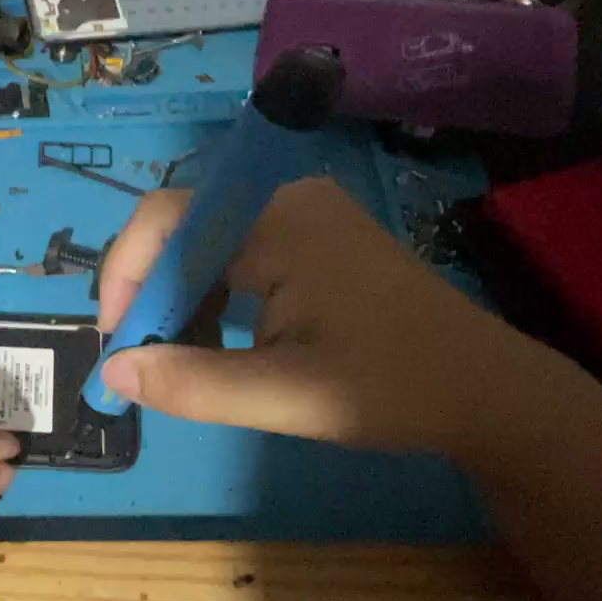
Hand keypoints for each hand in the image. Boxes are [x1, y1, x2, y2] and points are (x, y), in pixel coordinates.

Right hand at [98, 179, 574, 467]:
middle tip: (140, 361)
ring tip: (178, 361)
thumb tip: (110, 374)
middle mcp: (285, 203)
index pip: (166, 219)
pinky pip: (236, 259)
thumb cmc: (392, 389)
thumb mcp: (282, 397)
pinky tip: (216, 345)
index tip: (118, 343)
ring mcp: (303, 219)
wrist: (491, 394)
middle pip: (182, 232)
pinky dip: (213, 301)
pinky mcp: (313, 243)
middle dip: (152, 297)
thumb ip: (190, 384)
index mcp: (279, 223)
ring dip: (180, 303)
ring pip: (206, 249)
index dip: (125, 275)